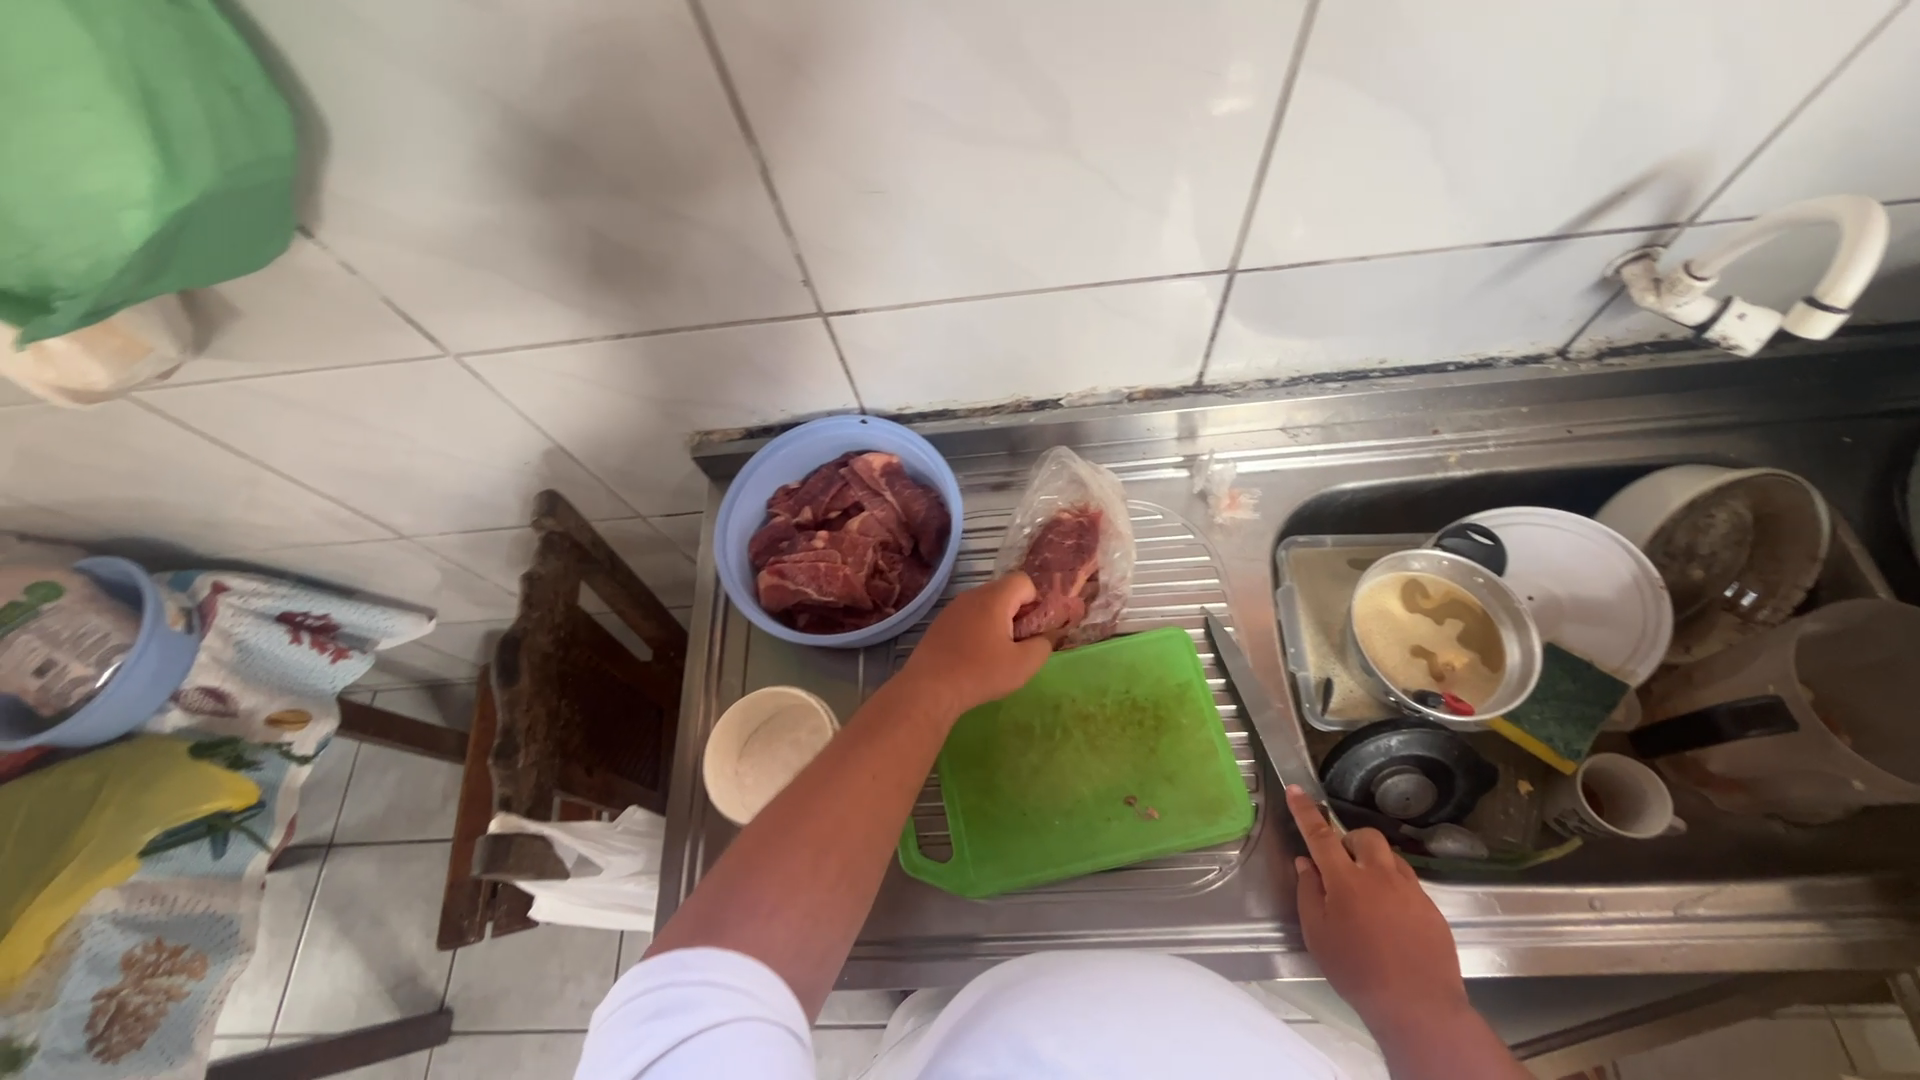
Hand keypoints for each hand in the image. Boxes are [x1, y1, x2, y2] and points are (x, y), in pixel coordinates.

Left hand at [897, 573, 1053, 719]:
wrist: (929, 688)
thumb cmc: (980, 673)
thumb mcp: (1024, 664)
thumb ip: (1043, 645)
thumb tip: (1043, 637)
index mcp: (994, 598)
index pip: (1023, 581)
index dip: (1034, 602)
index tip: (1031, 630)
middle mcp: (971, 595)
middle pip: (1004, 592)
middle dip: (1017, 614)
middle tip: (1016, 645)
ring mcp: (952, 608)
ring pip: (985, 606)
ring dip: (997, 624)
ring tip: (995, 654)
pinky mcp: (940, 623)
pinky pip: (968, 618)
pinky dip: (977, 631)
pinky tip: (973, 658)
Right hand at [1286, 785, 1469, 1031]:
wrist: (1418, 1007)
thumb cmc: (1357, 972)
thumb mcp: (1317, 934)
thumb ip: (1309, 893)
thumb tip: (1306, 863)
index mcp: (1346, 881)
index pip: (1321, 835)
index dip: (1306, 811)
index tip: (1296, 789)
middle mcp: (1381, 876)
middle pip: (1366, 837)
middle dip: (1352, 841)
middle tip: (1342, 866)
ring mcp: (1411, 891)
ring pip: (1392, 858)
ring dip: (1375, 864)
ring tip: (1367, 895)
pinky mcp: (1432, 909)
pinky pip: (1410, 884)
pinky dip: (1395, 889)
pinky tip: (1391, 920)